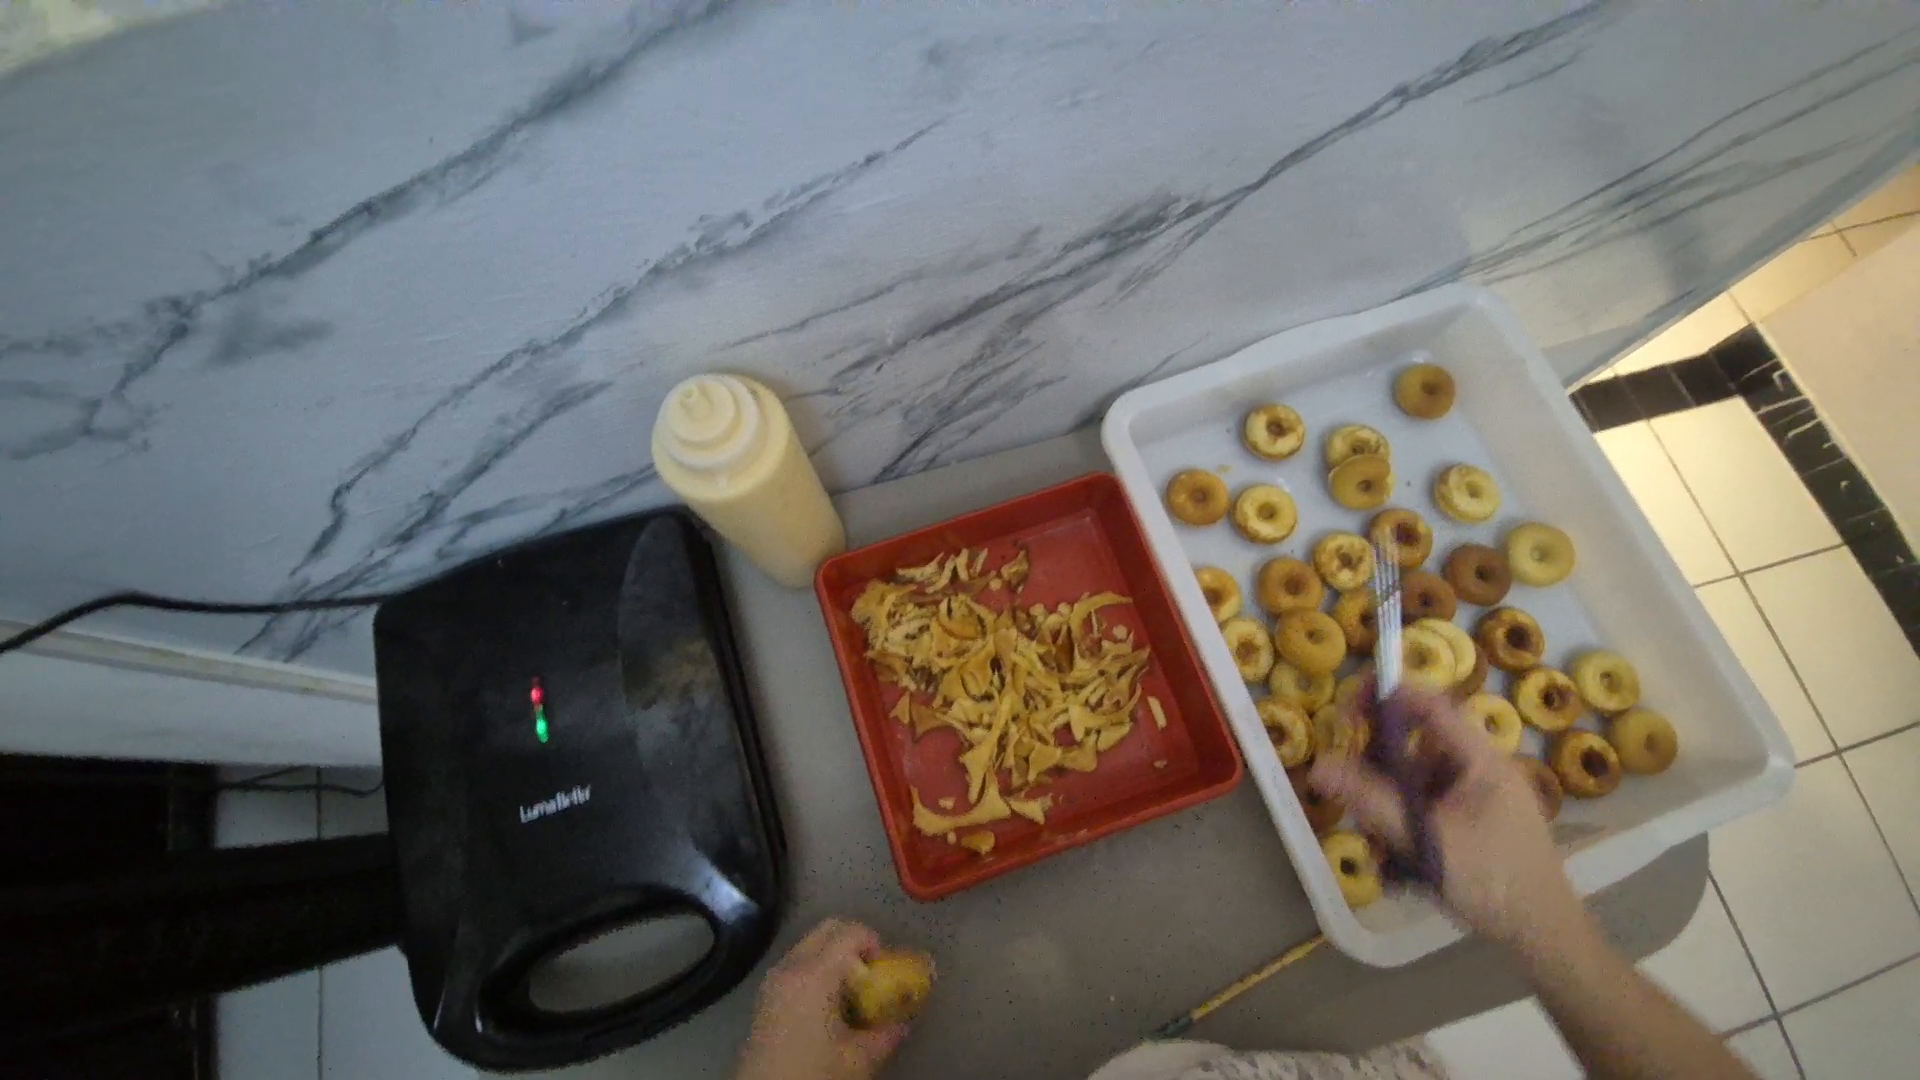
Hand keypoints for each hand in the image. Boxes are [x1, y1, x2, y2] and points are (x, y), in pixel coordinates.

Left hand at [734, 918, 908, 1079]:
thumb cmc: (811, 1076)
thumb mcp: (856, 1061)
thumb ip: (886, 1036)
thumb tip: (904, 1022)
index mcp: (815, 975)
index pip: (850, 933)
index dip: (873, 941)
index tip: (885, 966)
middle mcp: (791, 966)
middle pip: (828, 928)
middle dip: (854, 940)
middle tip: (869, 970)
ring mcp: (774, 978)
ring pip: (810, 943)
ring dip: (833, 953)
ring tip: (848, 988)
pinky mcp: (764, 994)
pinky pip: (796, 961)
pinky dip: (816, 966)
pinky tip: (825, 1002)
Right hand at [1308, 688, 1582, 950]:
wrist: (1547, 940)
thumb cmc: (1496, 882)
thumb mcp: (1427, 839)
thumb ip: (1372, 800)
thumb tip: (1318, 766)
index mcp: (1480, 760)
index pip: (1430, 705)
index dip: (1388, 694)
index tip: (1347, 702)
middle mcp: (1475, 769)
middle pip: (1411, 743)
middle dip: (1373, 763)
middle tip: (1344, 781)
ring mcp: (1469, 796)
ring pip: (1408, 778)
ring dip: (1382, 802)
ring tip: (1375, 840)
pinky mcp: (1463, 820)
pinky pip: (1417, 805)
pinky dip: (1397, 822)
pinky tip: (1392, 858)